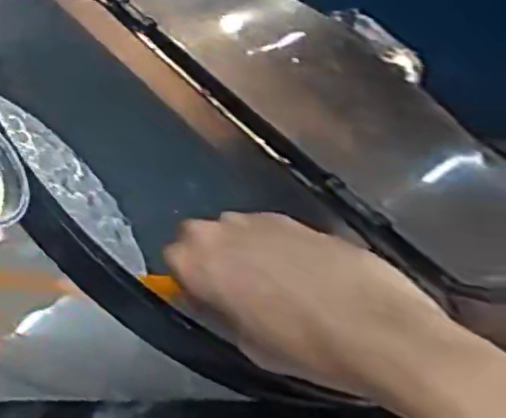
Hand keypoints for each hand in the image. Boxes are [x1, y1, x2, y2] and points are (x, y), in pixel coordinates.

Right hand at [164, 212, 473, 406]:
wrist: (393, 339)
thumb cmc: (313, 348)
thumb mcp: (252, 346)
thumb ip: (223, 316)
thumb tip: (224, 307)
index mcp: (189, 258)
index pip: (175, 264)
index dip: (198, 286)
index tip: (221, 305)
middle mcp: (212, 229)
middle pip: (205, 241)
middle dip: (224, 261)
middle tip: (256, 294)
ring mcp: (257, 220)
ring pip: (244, 234)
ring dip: (257, 253)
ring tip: (297, 288)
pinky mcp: (300, 221)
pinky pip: (284, 235)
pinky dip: (295, 253)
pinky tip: (325, 283)